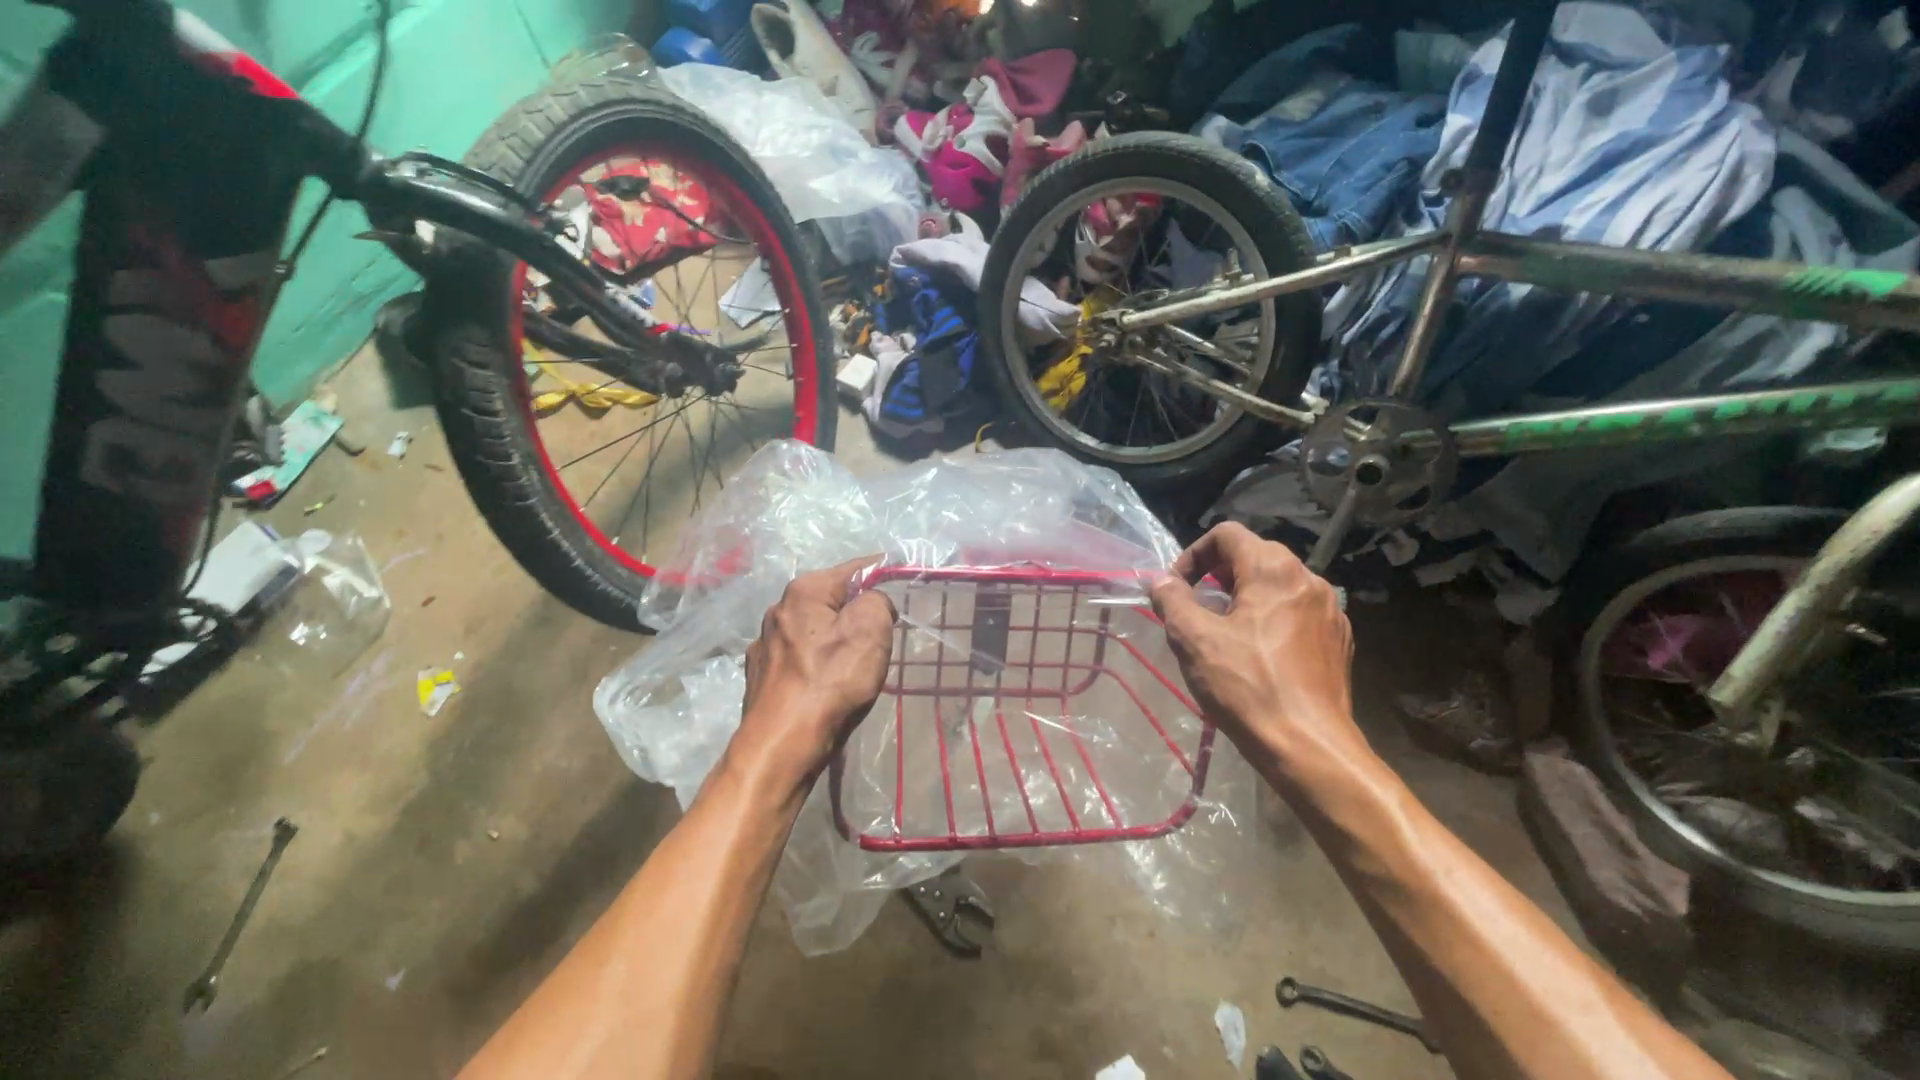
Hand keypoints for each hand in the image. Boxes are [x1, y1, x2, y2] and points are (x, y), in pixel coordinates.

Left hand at [733, 557, 896, 786]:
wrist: (782, 744)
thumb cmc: (830, 683)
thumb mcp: (870, 631)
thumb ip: (877, 602)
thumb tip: (873, 602)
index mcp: (804, 592)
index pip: (854, 568)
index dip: (882, 574)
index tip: (902, 585)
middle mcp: (778, 610)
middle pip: (831, 600)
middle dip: (857, 612)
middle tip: (882, 636)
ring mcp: (765, 644)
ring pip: (814, 630)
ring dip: (835, 640)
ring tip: (854, 665)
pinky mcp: (761, 676)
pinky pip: (799, 658)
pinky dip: (816, 663)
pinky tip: (825, 684)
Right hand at [1149, 523, 1364, 770]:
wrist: (1308, 745)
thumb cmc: (1246, 687)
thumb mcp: (1193, 640)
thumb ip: (1173, 601)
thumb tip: (1161, 581)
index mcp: (1274, 570)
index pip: (1227, 534)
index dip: (1194, 553)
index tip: (1178, 587)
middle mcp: (1309, 579)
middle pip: (1256, 556)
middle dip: (1219, 575)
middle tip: (1197, 608)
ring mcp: (1330, 610)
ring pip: (1279, 586)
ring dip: (1247, 598)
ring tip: (1225, 633)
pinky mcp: (1339, 641)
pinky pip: (1299, 614)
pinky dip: (1273, 620)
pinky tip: (1259, 656)